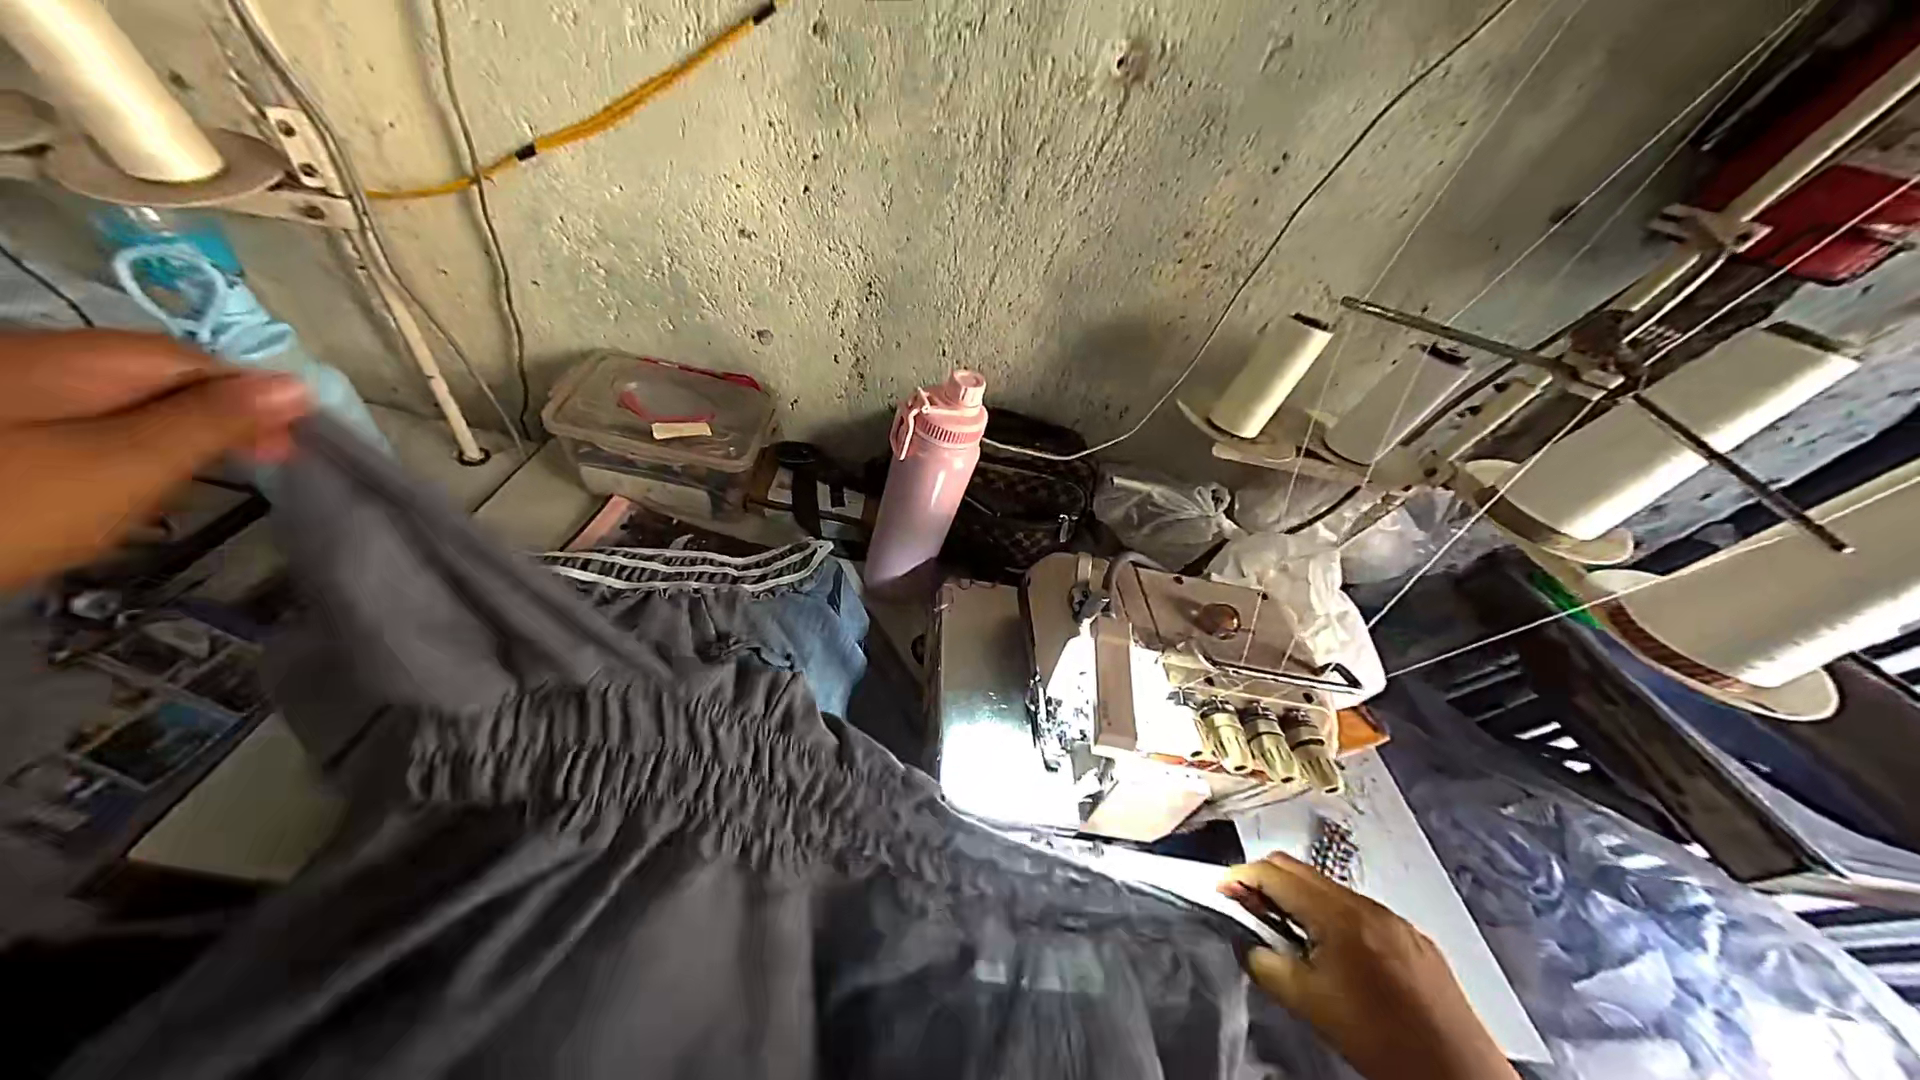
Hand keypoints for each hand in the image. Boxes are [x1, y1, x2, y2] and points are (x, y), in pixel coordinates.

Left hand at [0, 330, 309, 589]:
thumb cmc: (8, 506)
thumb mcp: (128, 465)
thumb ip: (214, 420)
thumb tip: (296, 385)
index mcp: (81, 362)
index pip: (201, 362)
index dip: (257, 400)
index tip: (288, 452)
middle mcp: (39, 360)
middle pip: (159, 377)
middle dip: (213, 419)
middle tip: (248, 470)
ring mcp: (5, 391)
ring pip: (118, 401)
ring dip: (167, 437)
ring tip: (177, 485)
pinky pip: (75, 423)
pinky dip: (114, 450)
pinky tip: (109, 486)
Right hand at [1222, 852, 1517, 1079]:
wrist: (1458, 1078)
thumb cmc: (1380, 1042)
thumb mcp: (1306, 1003)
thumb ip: (1264, 962)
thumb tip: (1247, 939)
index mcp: (1340, 916)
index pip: (1275, 873)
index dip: (1240, 876)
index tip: (1220, 890)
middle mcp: (1367, 905)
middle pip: (1300, 869)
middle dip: (1265, 881)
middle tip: (1245, 906)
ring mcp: (1393, 917)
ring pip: (1327, 887)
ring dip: (1296, 898)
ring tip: (1283, 931)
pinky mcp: (1411, 935)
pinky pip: (1355, 908)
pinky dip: (1328, 914)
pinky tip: (1326, 948)